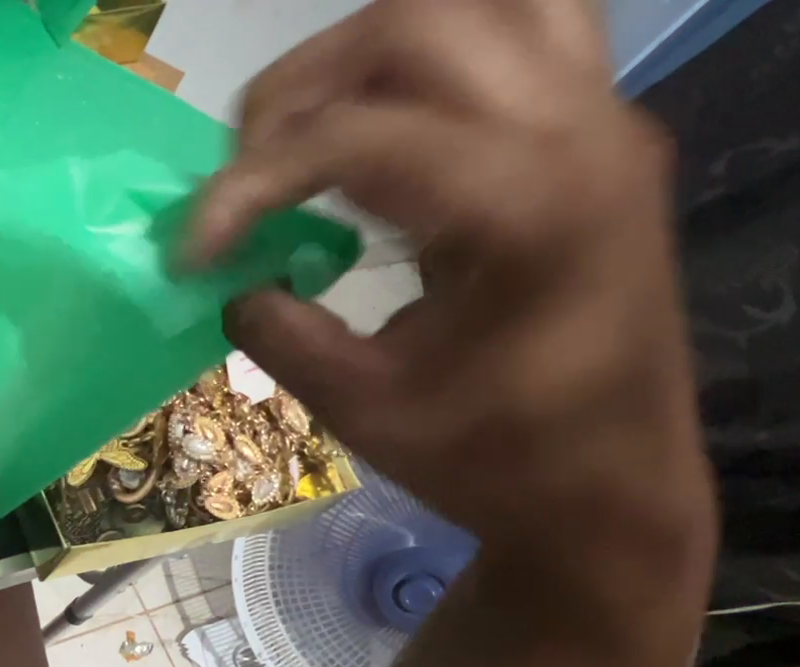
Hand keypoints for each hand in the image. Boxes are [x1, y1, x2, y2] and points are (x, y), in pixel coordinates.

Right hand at [184, 0, 715, 563]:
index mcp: (523, 209)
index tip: (191, 252)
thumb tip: (230, 283)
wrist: (609, 485)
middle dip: (294, 92)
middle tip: (241, 174)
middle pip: (412, 26)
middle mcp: (577, 130)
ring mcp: (600, 116)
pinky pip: (513, 30)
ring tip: (303, 135)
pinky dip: (425, 60)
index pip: (354, 138)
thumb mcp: (362, 409)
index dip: (247, 185)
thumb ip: (281, 333)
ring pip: (470, 6)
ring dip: (360, 57)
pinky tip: (380, 124)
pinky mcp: (595, 129)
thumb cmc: (489, 460)